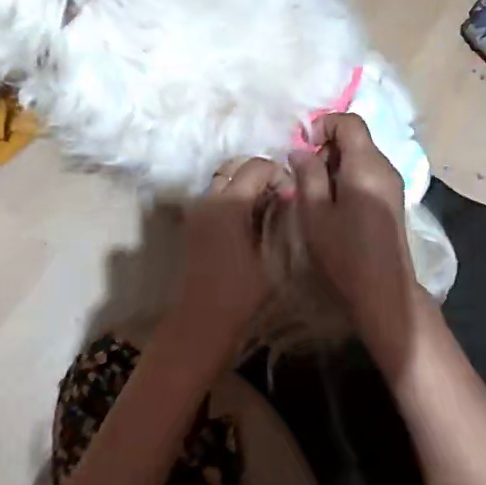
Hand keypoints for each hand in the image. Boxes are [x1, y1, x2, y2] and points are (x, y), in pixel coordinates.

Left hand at [160, 158, 284, 366]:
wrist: (203, 318)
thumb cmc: (242, 292)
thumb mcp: (272, 255)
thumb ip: (281, 218)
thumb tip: (288, 195)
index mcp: (229, 204)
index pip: (257, 166)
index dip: (279, 174)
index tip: (292, 197)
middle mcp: (208, 200)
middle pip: (235, 166)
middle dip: (260, 174)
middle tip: (280, 197)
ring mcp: (197, 211)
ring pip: (222, 180)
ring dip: (245, 184)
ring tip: (266, 209)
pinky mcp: (193, 224)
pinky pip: (214, 196)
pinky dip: (233, 196)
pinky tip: (249, 221)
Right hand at [289, 114, 421, 347]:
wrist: (383, 292)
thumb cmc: (344, 253)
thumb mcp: (315, 213)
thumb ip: (307, 175)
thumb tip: (301, 150)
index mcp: (367, 166)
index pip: (350, 122)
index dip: (323, 125)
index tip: (301, 146)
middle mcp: (385, 168)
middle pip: (356, 138)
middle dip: (326, 146)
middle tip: (303, 174)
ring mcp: (392, 184)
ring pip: (361, 156)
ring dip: (335, 163)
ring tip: (314, 191)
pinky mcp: (392, 200)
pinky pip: (367, 173)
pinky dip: (347, 177)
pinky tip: (332, 203)